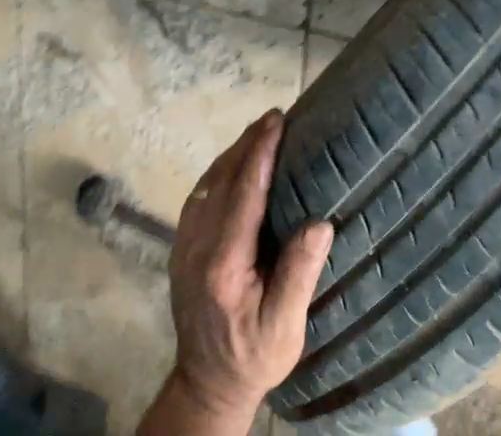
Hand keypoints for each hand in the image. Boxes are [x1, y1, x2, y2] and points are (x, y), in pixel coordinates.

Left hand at [165, 109, 333, 422]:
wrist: (207, 383)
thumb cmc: (253, 355)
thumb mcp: (284, 325)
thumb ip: (298, 273)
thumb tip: (319, 221)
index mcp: (224, 263)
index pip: (244, 193)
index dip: (260, 153)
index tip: (276, 121)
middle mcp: (197, 246)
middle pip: (221, 179)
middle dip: (247, 144)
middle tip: (273, 117)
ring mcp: (184, 246)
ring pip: (206, 185)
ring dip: (232, 155)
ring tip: (258, 133)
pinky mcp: (181, 249)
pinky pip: (199, 198)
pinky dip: (218, 173)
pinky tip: (235, 166)